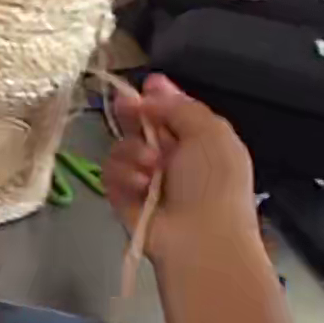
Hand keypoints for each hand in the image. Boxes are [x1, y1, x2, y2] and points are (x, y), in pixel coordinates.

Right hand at [102, 73, 259, 261]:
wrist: (199, 238)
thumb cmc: (213, 183)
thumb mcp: (209, 132)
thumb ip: (179, 106)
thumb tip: (151, 89)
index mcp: (198, 139)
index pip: (172, 111)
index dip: (158, 96)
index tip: (146, 84)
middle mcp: (169, 157)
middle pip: (140, 125)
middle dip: (134, 114)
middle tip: (126, 106)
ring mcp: (143, 178)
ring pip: (122, 148)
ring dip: (134, 152)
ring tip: (152, 168)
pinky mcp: (122, 198)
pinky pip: (109, 173)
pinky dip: (123, 176)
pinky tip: (140, 185)